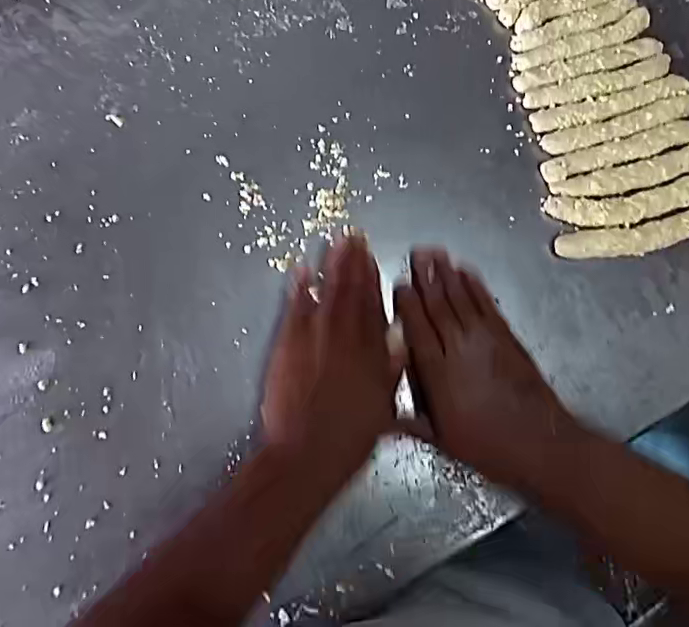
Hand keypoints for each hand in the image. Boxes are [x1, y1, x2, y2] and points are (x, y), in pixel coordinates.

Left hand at [260, 233, 402, 479]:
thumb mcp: (383, 403)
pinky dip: (299, 286)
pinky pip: (296, 306)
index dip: (372, 276)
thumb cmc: (349, 436)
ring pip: (327, 290)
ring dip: (331, 263)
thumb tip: (399, 334)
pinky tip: (301, 268)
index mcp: (371, 350)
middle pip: (351, 289)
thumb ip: (391, 365)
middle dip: (353, 260)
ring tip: (335, 241)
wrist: (307, 453)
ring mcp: (315, 335)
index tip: (371, 255)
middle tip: (353, 235)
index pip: (373, 304)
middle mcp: (345, 335)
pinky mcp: (289, 342)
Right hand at [393, 249, 585, 496]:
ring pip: (460, 299)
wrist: (542, 444)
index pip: (417, 330)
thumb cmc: (490, 447)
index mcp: (439, 375)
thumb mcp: (444, 442)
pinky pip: (485, 303)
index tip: (398, 284)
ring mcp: (484, 339)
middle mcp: (459, 349)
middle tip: (415, 254)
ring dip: (446, 274)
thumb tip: (384, 418)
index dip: (407, 305)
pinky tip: (465, 273)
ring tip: (435, 254)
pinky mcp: (506, 336)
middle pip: (438, 306)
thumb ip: (414, 423)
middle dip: (424, 278)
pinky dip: (474, 285)